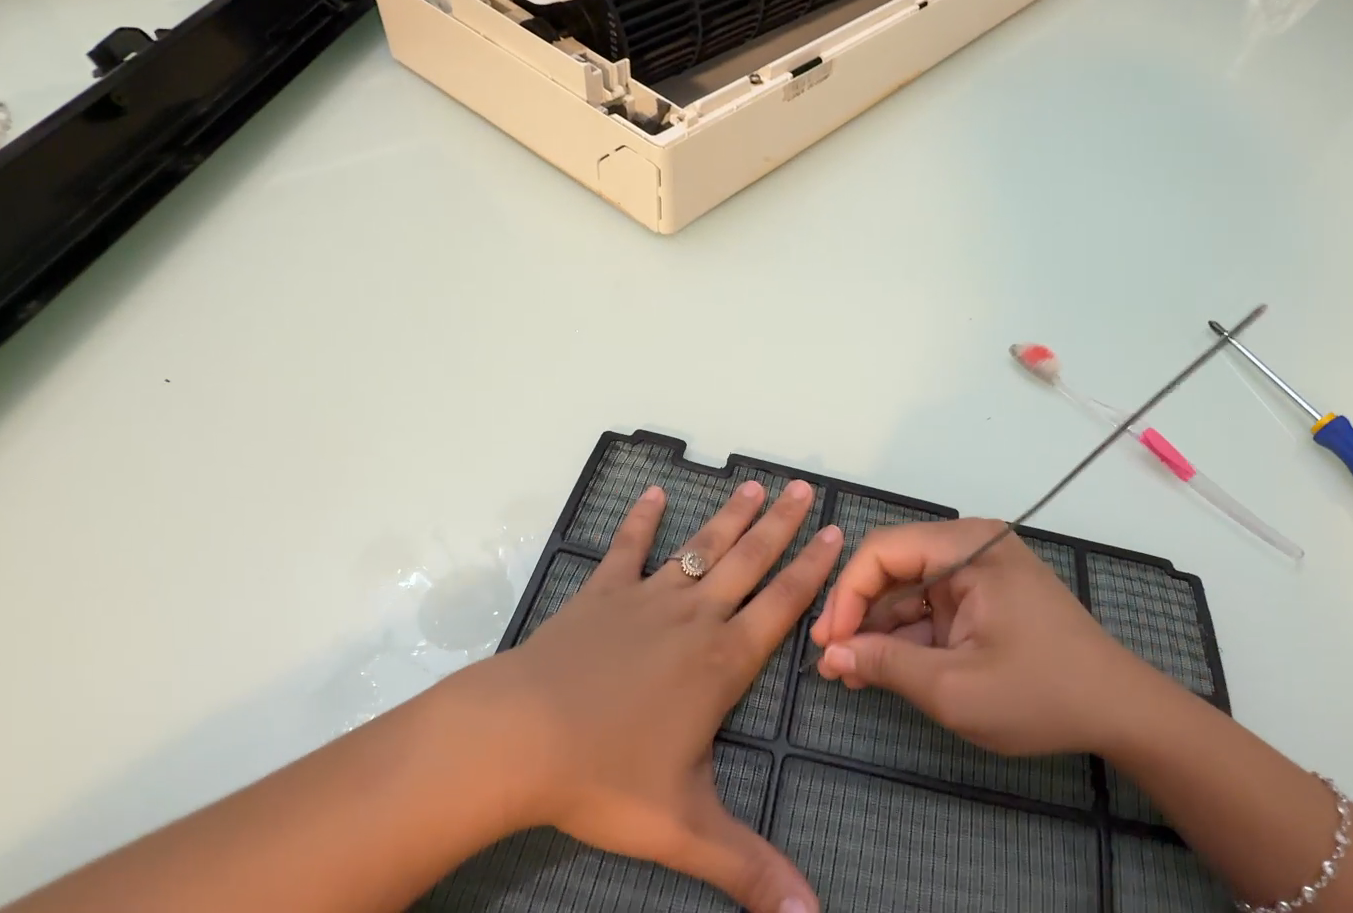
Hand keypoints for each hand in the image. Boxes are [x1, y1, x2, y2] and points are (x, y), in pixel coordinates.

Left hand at [455, 480, 841, 912]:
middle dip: (783, 525)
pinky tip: (653, 494)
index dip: (814, 570)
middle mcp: (694, 617)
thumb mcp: (684, 828)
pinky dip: (641, 520)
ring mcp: (646, 599)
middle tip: (807, 489)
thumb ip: (750, 869)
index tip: (837, 535)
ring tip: (755, 484)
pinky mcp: (600, 594)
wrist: (516, 739)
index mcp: (722, 662)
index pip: (783, 606)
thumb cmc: (605, 777)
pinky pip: (627, 549)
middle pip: (750, 561)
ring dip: (731, 515)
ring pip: (702, 547)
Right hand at [808, 519, 1171, 756]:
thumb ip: (886, 665)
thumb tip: (831, 653)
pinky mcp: (988, 598)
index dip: (846, 595)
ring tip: (849, 675)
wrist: (1120, 711)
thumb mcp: (954, 688)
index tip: (829, 645)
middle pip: (895, 567)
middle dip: (860, 615)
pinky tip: (882, 670)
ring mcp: (982, 572)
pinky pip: (935, 607)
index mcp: (969, 548)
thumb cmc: (1040, 694)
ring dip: (881, 630)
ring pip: (911, 591)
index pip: (884, 551)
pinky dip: (909, 637)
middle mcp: (973, 547)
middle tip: (832, 663)